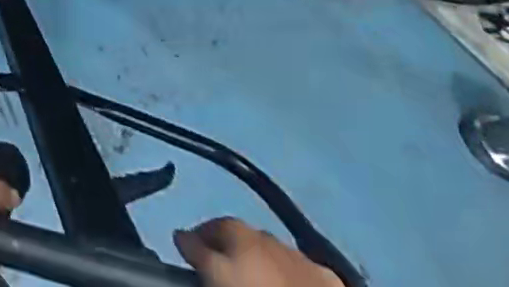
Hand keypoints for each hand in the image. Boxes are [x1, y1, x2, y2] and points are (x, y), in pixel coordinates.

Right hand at [175, 219, 341, 286]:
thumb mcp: (214, 273)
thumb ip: (195, 251)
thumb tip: (179, 233)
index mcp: (238, 229)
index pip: (208, 227)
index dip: (196, 242)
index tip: (190, 261)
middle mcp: (267, 233)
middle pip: (241, 241)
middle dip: (230, 254)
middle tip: (221, 276)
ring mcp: (300, 256)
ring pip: (271, 256)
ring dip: (260, 267)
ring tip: (253, 284)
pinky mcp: (328, 281)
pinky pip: (302, 275)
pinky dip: (290, 280)